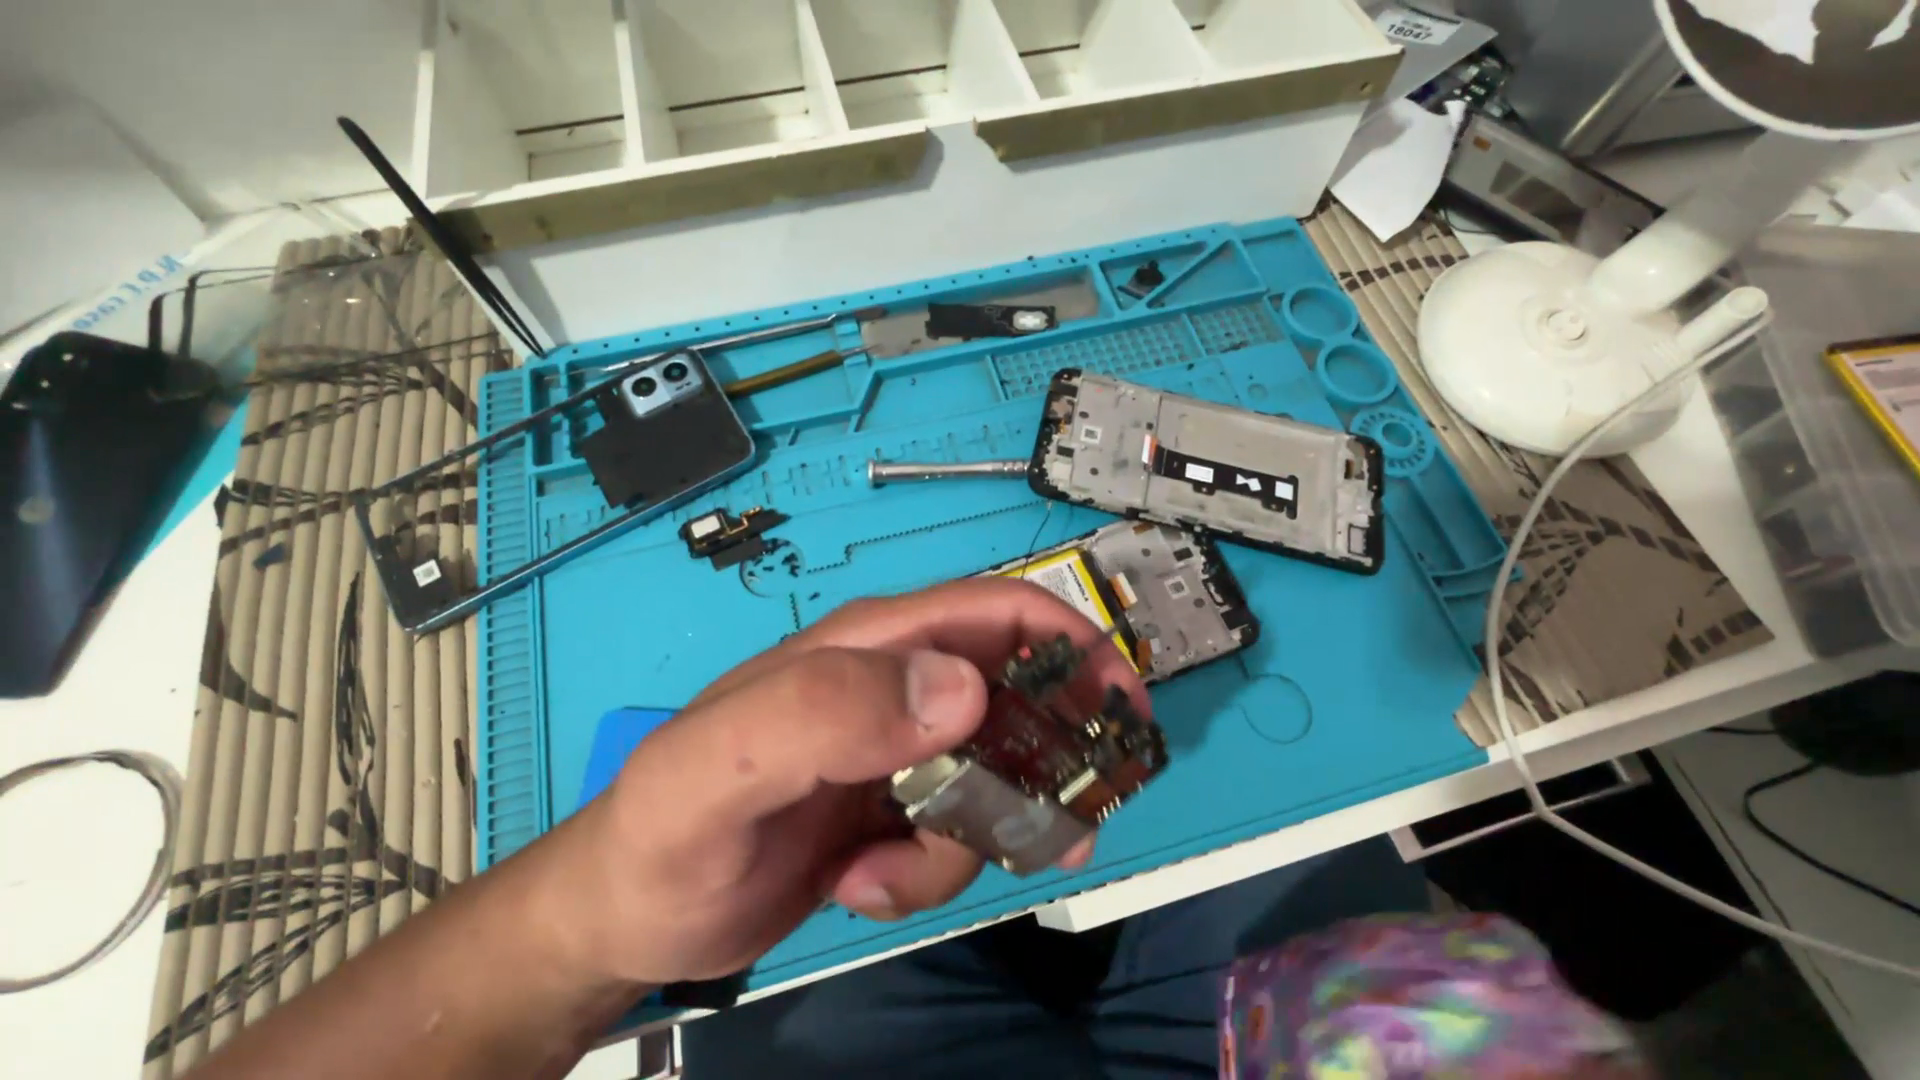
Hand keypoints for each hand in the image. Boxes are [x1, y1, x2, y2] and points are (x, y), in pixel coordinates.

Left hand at [532, 578, 1147, 986]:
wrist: (629, 916)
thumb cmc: (665, 832)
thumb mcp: (721, 766)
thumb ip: (824, 712)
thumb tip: (962, 690)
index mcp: (867, 648)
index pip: (996, 613)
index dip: (1073, 647)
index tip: (1124, 711)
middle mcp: (892, 689)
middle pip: (1015, 702)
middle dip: (1042, 767)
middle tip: (1052, 828)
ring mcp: (896, 753)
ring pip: (994, 783)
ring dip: (968, 840)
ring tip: (882, 873)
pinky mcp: (893, 811)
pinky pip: (958, 836)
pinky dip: (930, 872)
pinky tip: (862, 883)